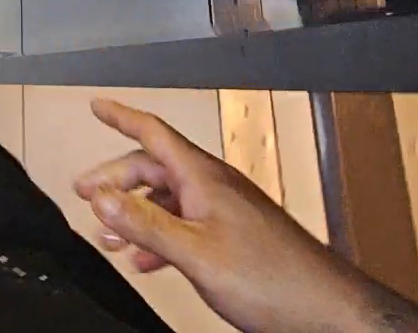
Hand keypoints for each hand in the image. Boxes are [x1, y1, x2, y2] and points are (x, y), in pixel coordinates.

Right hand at [75, 98, 417, 332]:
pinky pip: (184, 223)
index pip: (152, 132)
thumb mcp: (196, 253)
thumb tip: (99, 199)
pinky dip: (158, 236)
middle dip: (115, 179)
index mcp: (201, 176)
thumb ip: (144, 224)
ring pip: (166, 198)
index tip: (96, 105)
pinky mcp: (234, 236)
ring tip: (109, 237)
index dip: (120, 116)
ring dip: (134, 213)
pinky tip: (146, 260)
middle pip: (152, 167)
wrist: (333, 315)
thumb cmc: (272, 280)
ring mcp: (224, 210)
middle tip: (84, 193)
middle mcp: (211, 185)